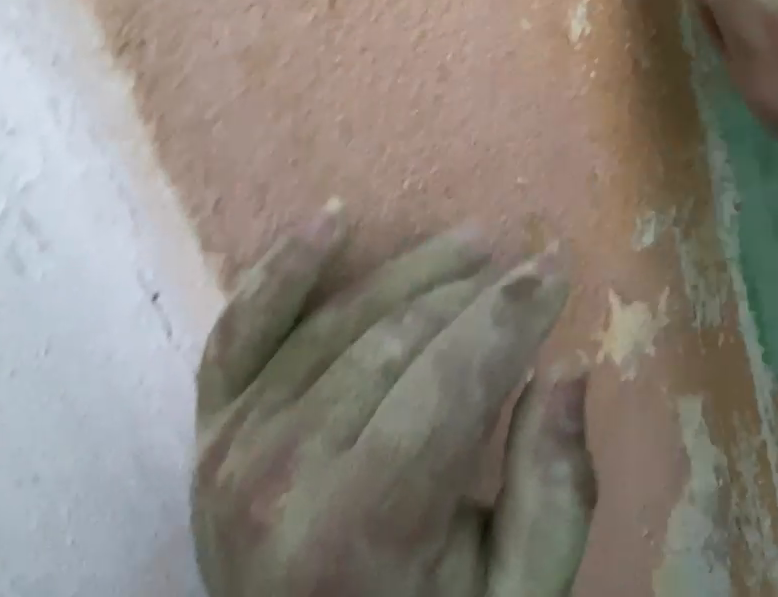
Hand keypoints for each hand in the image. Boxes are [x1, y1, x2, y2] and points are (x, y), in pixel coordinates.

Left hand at [190, 204, 594, 596]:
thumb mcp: (517, 594)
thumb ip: (553, 492)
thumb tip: (567, 367)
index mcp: (361, 531)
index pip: (450, 383)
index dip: (510, 316)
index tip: (556, 266)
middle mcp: (282, 476)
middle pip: (398, 342)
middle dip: (475, 293)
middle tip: (527, 261)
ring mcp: (233, 445)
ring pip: (340, 320)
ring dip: (414, 269)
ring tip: (474, 242)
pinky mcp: (210, 427)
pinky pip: (243, 325)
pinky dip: (286, 265)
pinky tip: (334, 218)